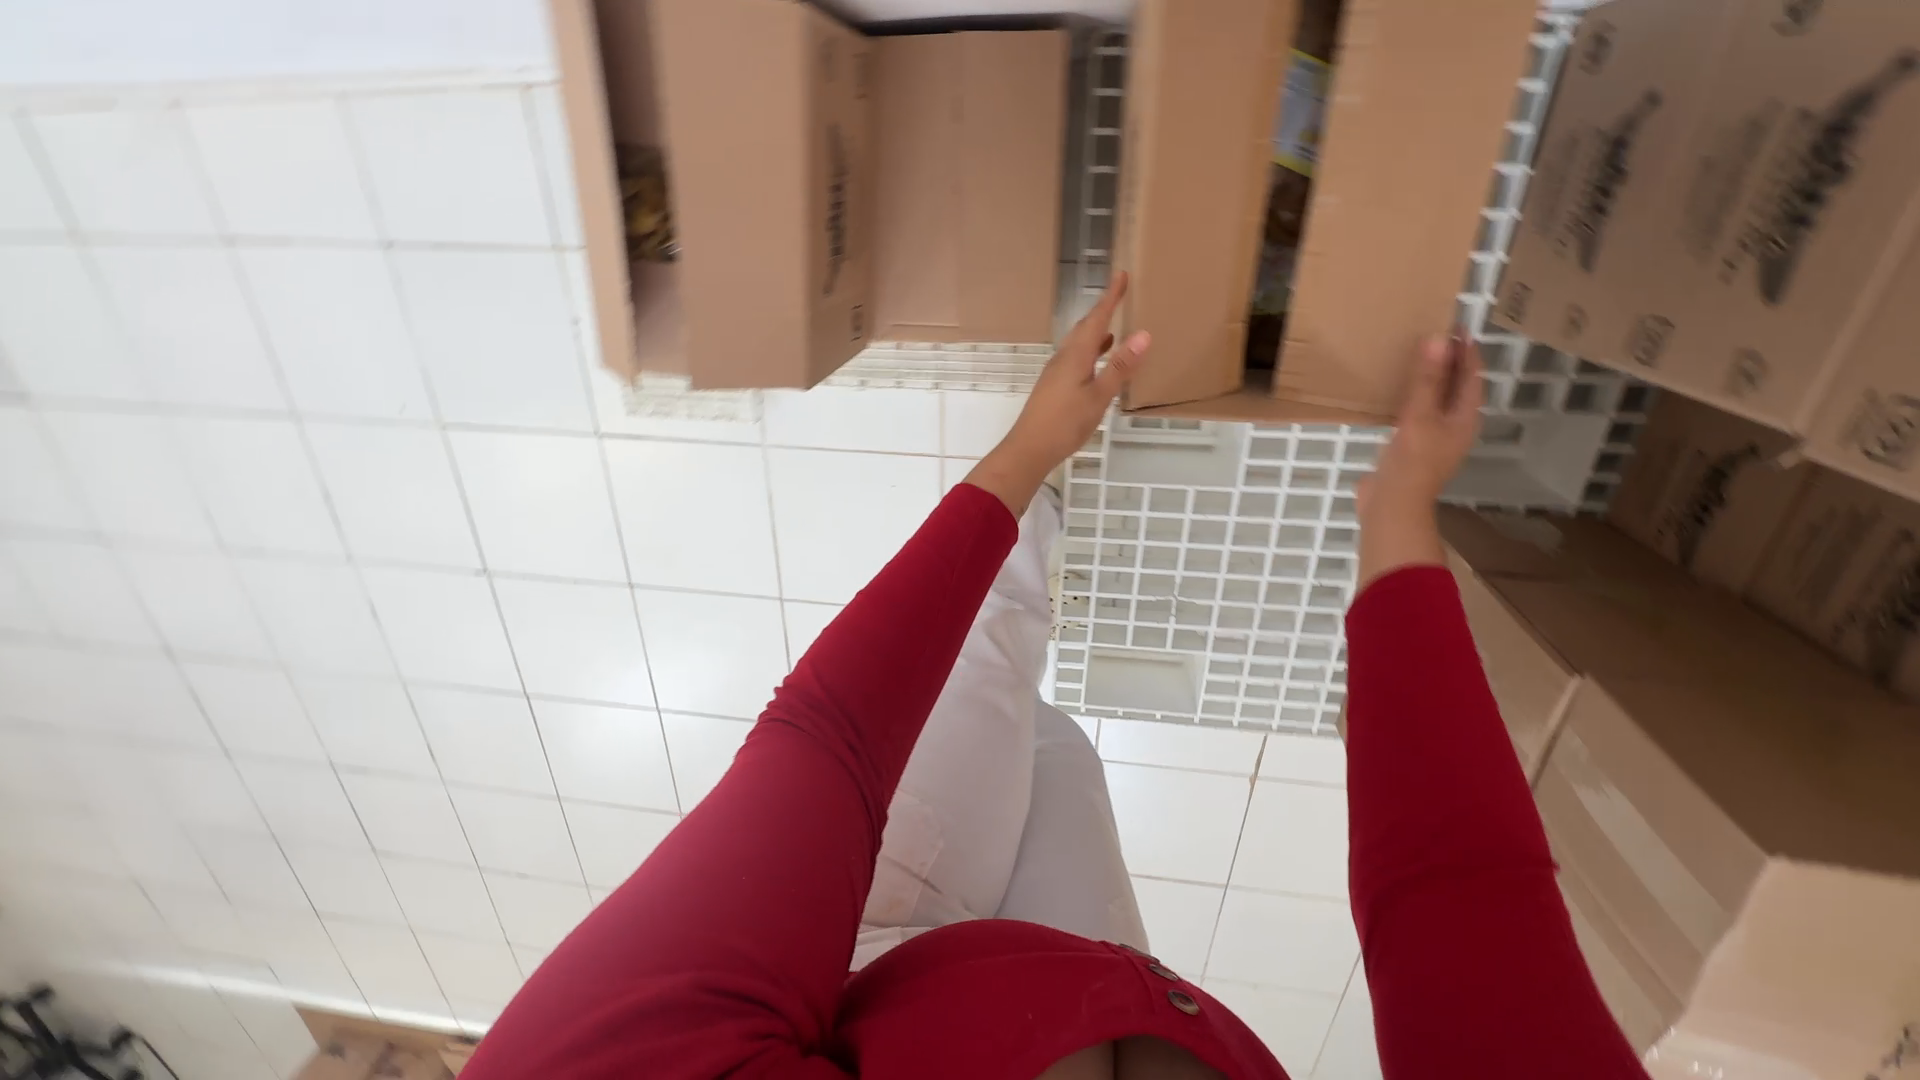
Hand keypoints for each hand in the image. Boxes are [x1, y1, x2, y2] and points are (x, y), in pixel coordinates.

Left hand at [965, 274, 1151, 513]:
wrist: (1029, 449)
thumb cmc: (1064, 423)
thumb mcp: (1099, 396)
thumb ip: (1120, 366)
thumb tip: (1143, 333)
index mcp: (1076, 356)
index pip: (1096, 319)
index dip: (1110, 297)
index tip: (1121, 275)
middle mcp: (1064, 358)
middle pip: (1085, 328)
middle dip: (1102, 311)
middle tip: (1119, 295)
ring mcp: (1056, 373)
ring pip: (1079, 345)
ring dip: (1096, 333)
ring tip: (1113, 326)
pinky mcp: (1054, 387)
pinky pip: (1076, 359)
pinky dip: (1090, 353)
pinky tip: (1096, 363)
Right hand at [1357, 333, 1483, 587]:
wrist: (1393, 506)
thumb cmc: (1412, 462)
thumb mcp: (1419, 416)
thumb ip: (1427, 380)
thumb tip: (1438, 339)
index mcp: (1464, 418)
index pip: (1471, 376)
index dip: (1466, 351)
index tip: (1456, 325)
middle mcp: (1454, 426)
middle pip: (1456, 387)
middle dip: (1450, 363)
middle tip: (1435, 336)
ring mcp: (1433, 438)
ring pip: (1437, 400)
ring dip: (1430, 380)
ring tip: (1417, 359)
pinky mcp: (1412, 447)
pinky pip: (1417, 414)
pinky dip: (1412, 398)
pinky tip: (1396, 395)